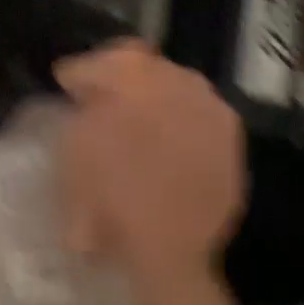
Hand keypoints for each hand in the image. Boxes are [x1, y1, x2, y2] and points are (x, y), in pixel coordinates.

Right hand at [53, 42, 245, 288]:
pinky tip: (163, 150)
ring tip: (134, 128)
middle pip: (146, 67)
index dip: (86, 72)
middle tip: (99, 107)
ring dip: (153, 101)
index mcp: (137, 75)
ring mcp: (214, 111)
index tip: (70, 90)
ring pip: (177, 89)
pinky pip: (200, 118)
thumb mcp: (73, 144)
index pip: (108, 57)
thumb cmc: (107, 192)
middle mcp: (182, 81)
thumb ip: (84, 106)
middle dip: (122, 82)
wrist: (168, 248)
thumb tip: (95, 96)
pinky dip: (179, 125)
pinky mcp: (233, 142)